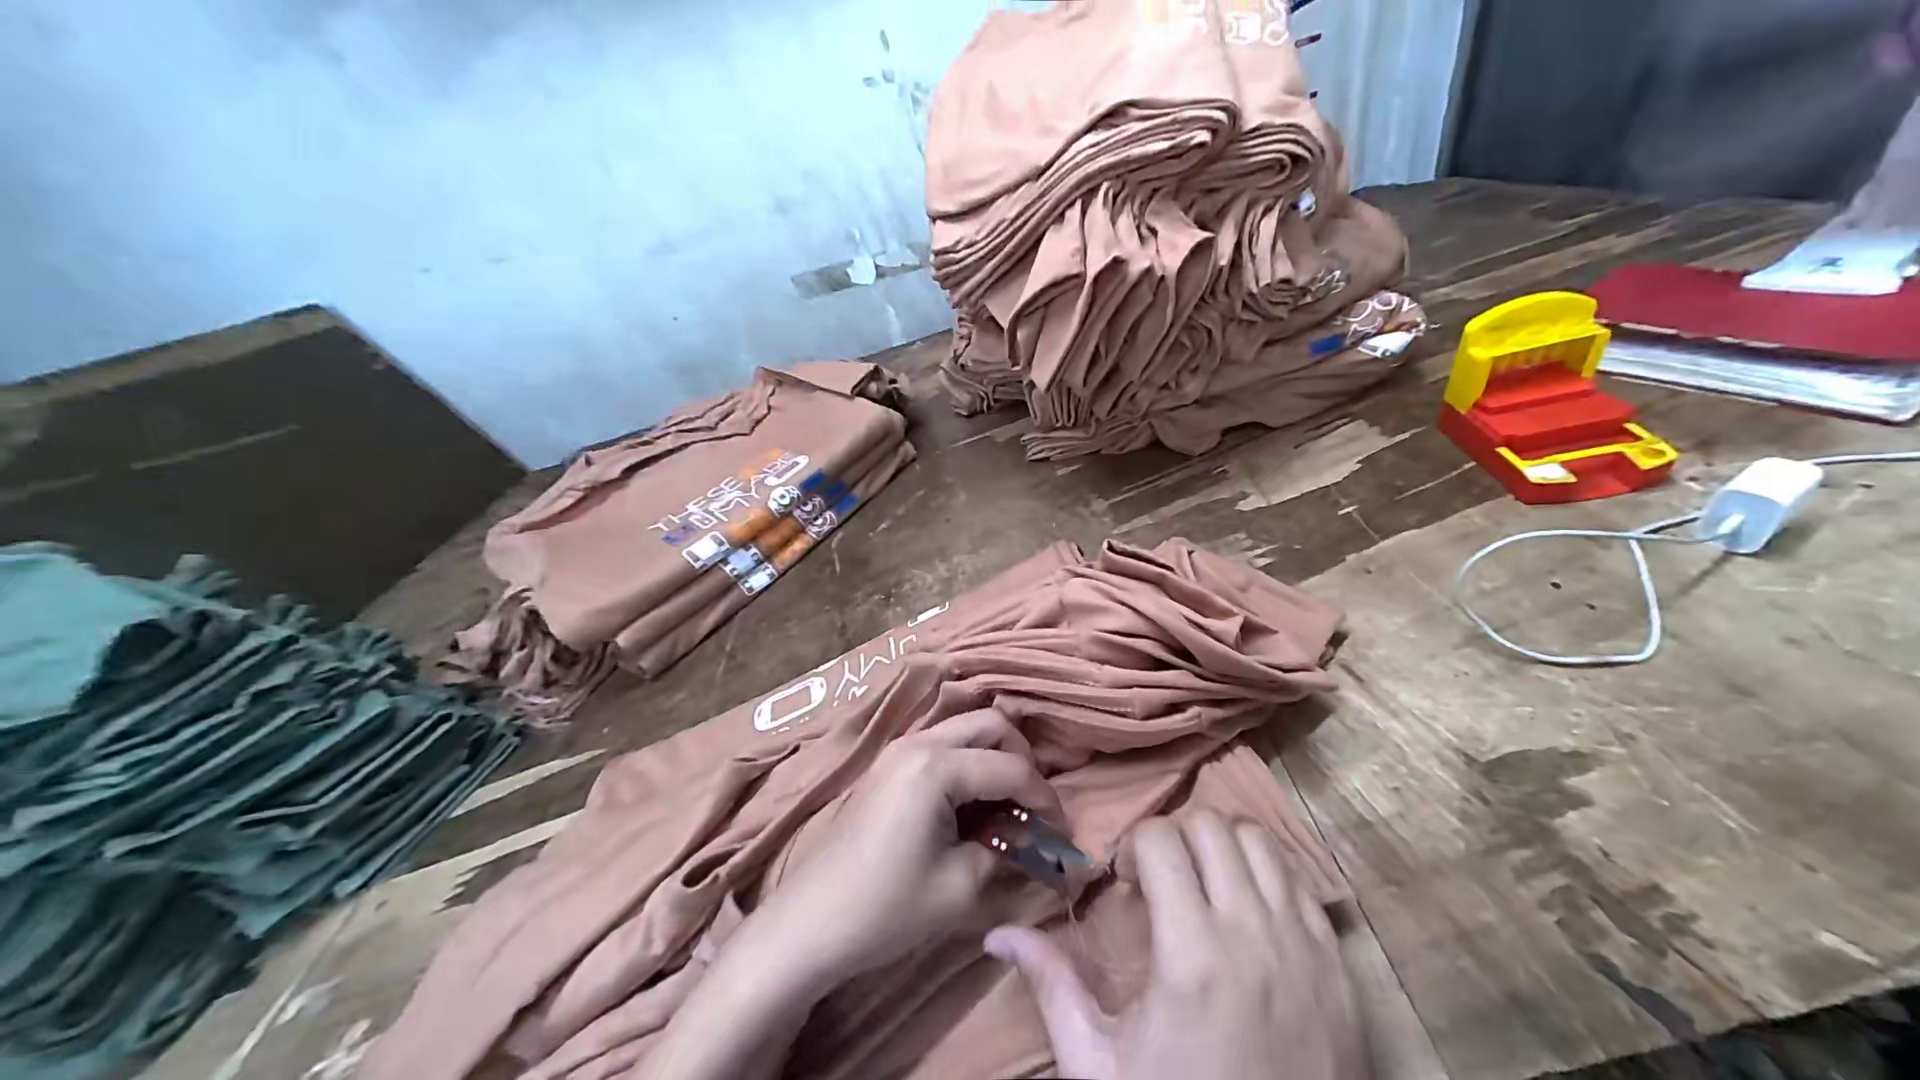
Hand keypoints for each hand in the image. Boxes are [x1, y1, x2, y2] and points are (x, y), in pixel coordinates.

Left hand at [751, 708, 1064, 990]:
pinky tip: (973, 805)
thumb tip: (1037, 834)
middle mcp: (917, 742)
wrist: (811, 923)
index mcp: (935, 766)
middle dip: (1021, 760)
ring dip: (994, 757)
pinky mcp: (888, 764)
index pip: (1011, 767)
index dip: (1044, 799)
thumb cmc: (887, 908)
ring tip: (1006, 807)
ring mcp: (898, 749)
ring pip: (964, 729)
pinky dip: (968, 763)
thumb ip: (1006, 847)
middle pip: (989, 723)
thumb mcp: (961, 884)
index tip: (1062, 832)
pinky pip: (942, 745)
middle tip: (1032, 808)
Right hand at [986, 812, 1360, 1079]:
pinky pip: (1302, 882)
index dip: (1133, 847)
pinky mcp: (1339, 967)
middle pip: (1210, 827)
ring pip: (1260, 842)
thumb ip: (1051, 984)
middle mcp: (1253, 935)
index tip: (1125, 882)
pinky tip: (1247, 911)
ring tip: (1204, 885)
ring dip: (1223, 848)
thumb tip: (996, 933)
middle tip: (1160, 879)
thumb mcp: (1096, 1064)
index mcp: (1190, 955)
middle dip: (1174, 839)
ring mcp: (1305, 948)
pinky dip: (1268, 875)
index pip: (1161, 839)